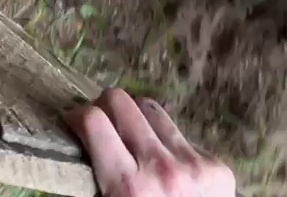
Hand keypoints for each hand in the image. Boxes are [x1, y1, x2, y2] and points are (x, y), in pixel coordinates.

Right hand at [66, 89, 234, 196]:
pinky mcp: (219, 169)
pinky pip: (179, 133)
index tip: (75, 125)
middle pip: (119, 100)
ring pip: (150, 108)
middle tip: (103, 125)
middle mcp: (161, 169)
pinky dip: (166, 142)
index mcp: (128, 185)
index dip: (77, 116)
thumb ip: (91, 174)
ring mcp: (194, 167)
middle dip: (104, 108)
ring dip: (137, 119)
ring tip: (136, 140)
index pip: (92, 119)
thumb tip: (67, 139)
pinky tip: (168, 163)